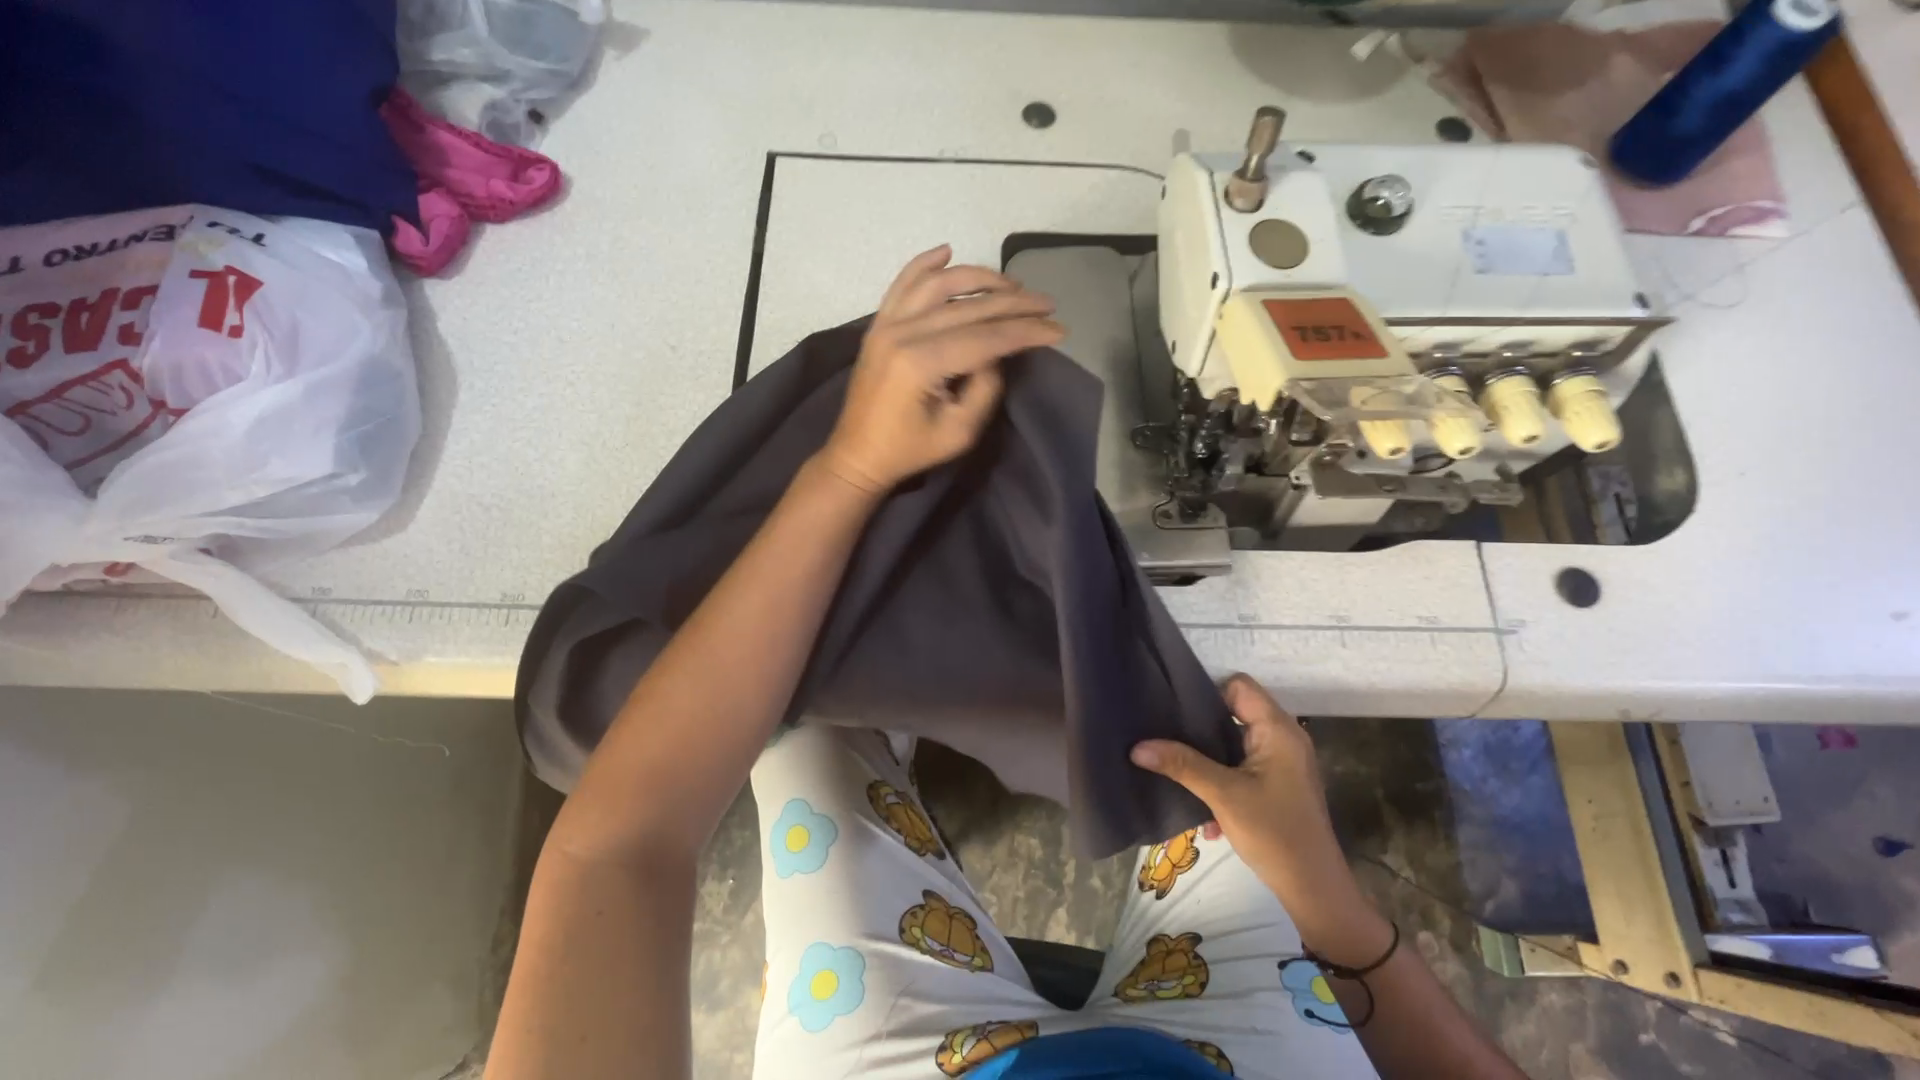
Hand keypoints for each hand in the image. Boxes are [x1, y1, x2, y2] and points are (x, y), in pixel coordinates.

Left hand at [818, 245, 1063, 494]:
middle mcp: (902, 333)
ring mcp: (886, 325)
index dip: (1026, 331)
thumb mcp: (960, 431)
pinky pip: (902, 283)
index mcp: (920, 363)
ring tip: (1011, 284)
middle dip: (1014, 304)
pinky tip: (948, 251)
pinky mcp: (878, 324)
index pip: (986, 337)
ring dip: (979, 278)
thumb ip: (986, 385)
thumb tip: (998, 350)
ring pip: (938, 284)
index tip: (1059, 330)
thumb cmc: (912, 450)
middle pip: (968, 307)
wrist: (859, 455)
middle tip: (1048, 304)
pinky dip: (925, 264)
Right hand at [1131, 675, 1392, 966]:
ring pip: (1235, 744)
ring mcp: (1283, 763)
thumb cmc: (1273, 832)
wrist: (1313, 887)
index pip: (1238, 686)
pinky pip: (1243, 768)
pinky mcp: (1279, 786)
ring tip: (1176, 772)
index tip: (1173, 712)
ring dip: (1208, 760)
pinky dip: (1223, 781)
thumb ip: (1181, 765)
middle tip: (1165, 738)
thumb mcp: (1222, 795)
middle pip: (1234, 713)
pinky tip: (1205, 813)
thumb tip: (1137, 747)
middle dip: (1199, 729)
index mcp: (1278, 729)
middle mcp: (1284, 738)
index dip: (1206, 693)